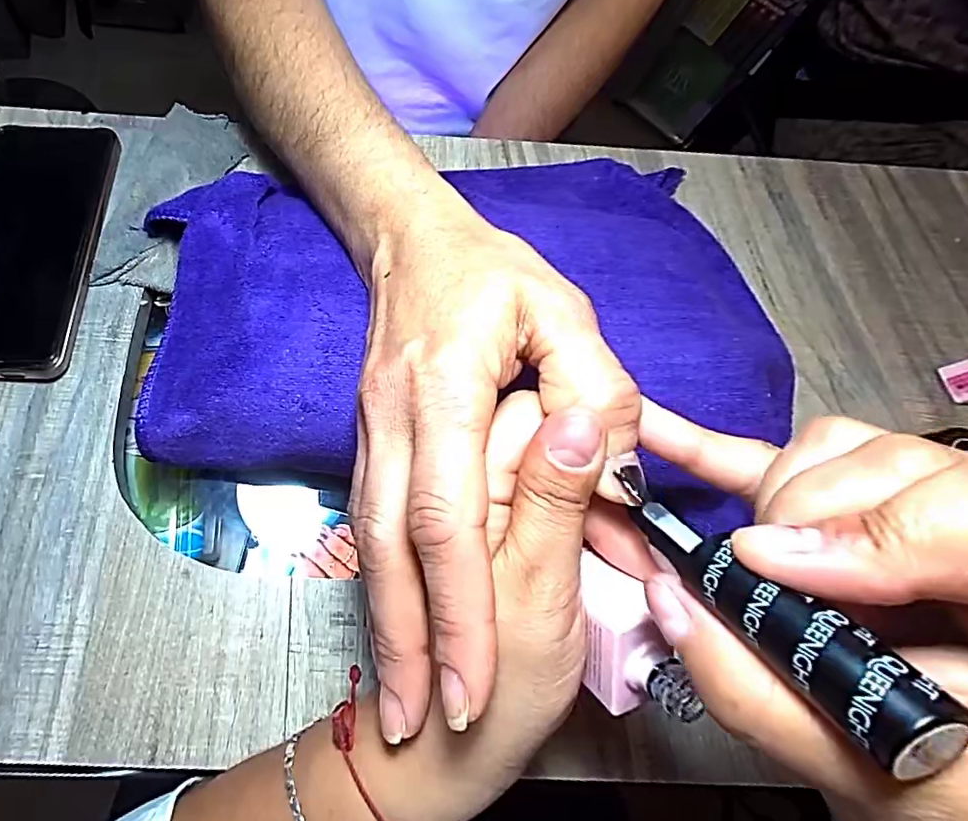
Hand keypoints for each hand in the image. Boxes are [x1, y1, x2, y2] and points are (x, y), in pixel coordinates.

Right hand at [352, 201, 638, 741]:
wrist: (409, 243)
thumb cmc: (486, 271)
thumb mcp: (562, 311)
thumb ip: (593, 389)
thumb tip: (601, 468)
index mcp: (443, 388)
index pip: (445, 512)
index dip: (456, 604)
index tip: (471, 683)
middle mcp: (393, 416)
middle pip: (389, 539)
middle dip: (405, 636)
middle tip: (417, 723)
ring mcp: (371, 424)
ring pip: (366, 531)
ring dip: (381, 615)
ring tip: (393, 691)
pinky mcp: (368, 430)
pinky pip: (366, 511)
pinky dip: (376, 574)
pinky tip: (389, 616)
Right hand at [629, 402, 967, 820]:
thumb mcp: (894, 782)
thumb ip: (774, 700)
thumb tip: (674, 598)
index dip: (889, 529)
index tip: (787, 573)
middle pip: (907, 464)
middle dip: (809, 520)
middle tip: (767, 582)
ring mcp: (949, 506)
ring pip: (845, 446)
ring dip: (773, 498)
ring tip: (759, 565)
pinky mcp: (869, 500)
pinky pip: (790, 454)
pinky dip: (715, 449)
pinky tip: (657, 431)